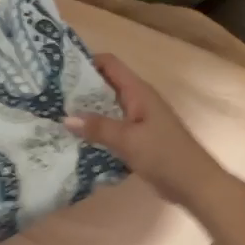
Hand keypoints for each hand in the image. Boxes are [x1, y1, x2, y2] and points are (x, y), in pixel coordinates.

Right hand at [64, 53, 231, 206]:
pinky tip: (76, 139)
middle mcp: (138, 100)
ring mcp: (139, 120)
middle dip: (79, 88)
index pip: (110, 64)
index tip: (59, 68)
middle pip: (105, 85)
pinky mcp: (138, 138)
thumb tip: (65, 118)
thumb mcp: (128, 140)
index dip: (85, 60)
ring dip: (86, 111)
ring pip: (107, 108)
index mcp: (138, 91)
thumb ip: (97, 128)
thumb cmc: (165, 155)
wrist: (194, 183)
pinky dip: (96, 130)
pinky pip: (112, 127)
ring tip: (56, 114)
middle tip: (50, 94)